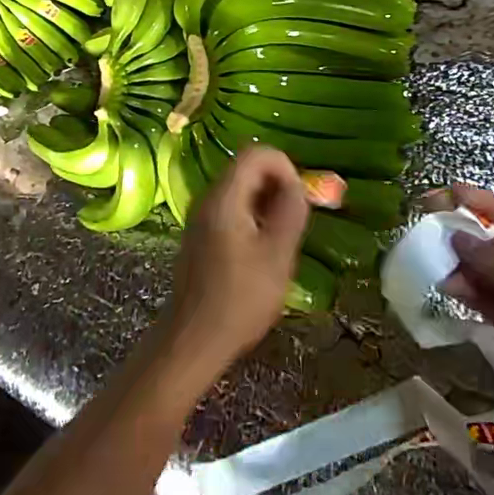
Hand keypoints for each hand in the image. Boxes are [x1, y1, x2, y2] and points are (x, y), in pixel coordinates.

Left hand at [163, 146, 309, 378]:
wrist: (193, 341)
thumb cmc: (239, 299)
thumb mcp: (277, 255)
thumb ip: (291, 212)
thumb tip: (297, 186)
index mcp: (224, 198)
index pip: (257, 153)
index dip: (285, 166)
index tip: (300, 198)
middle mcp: (208, 199)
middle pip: (247, 168)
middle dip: (278, 184)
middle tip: (297, 218)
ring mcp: (201, 217)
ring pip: (241, 189)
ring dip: (268, 203)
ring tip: (284, 237)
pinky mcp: (201, 236)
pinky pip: (232, 209)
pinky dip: (254, 217)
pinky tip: (264, 250)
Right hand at [435, 186, 493, 444]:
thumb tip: (459, 236)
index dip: (487, 204)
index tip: (452, 192)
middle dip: (467, 233)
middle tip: (429, 226)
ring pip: (486, 273)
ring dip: (461, 264)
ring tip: (434, 261)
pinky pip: (484, 301)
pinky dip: (465, 291)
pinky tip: (447, 286)